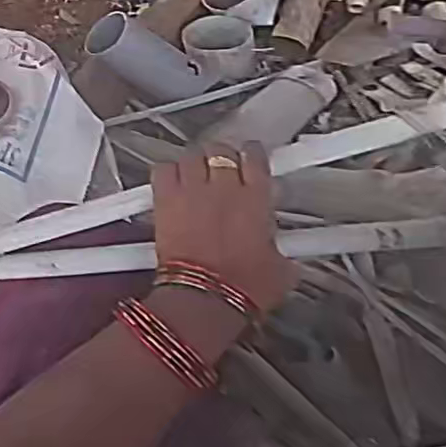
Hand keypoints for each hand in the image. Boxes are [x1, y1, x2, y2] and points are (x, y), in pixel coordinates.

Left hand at [151, 143, 295, 315]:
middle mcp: (223, 186)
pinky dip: (166, 172)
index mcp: (256, 198)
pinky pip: (162, 169)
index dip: (250, 153)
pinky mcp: (165, 198)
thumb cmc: (245, 286)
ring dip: (194, 162)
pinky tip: (170, 182)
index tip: (248, 156)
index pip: (255, 157)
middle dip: (220, 157)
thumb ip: (281, 250)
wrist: (207, 295)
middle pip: (220, 151)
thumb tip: (282, 258)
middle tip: (219, 168)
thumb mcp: (279, 268)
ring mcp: (192, 189)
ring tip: (195, 174)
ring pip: (191, 156)